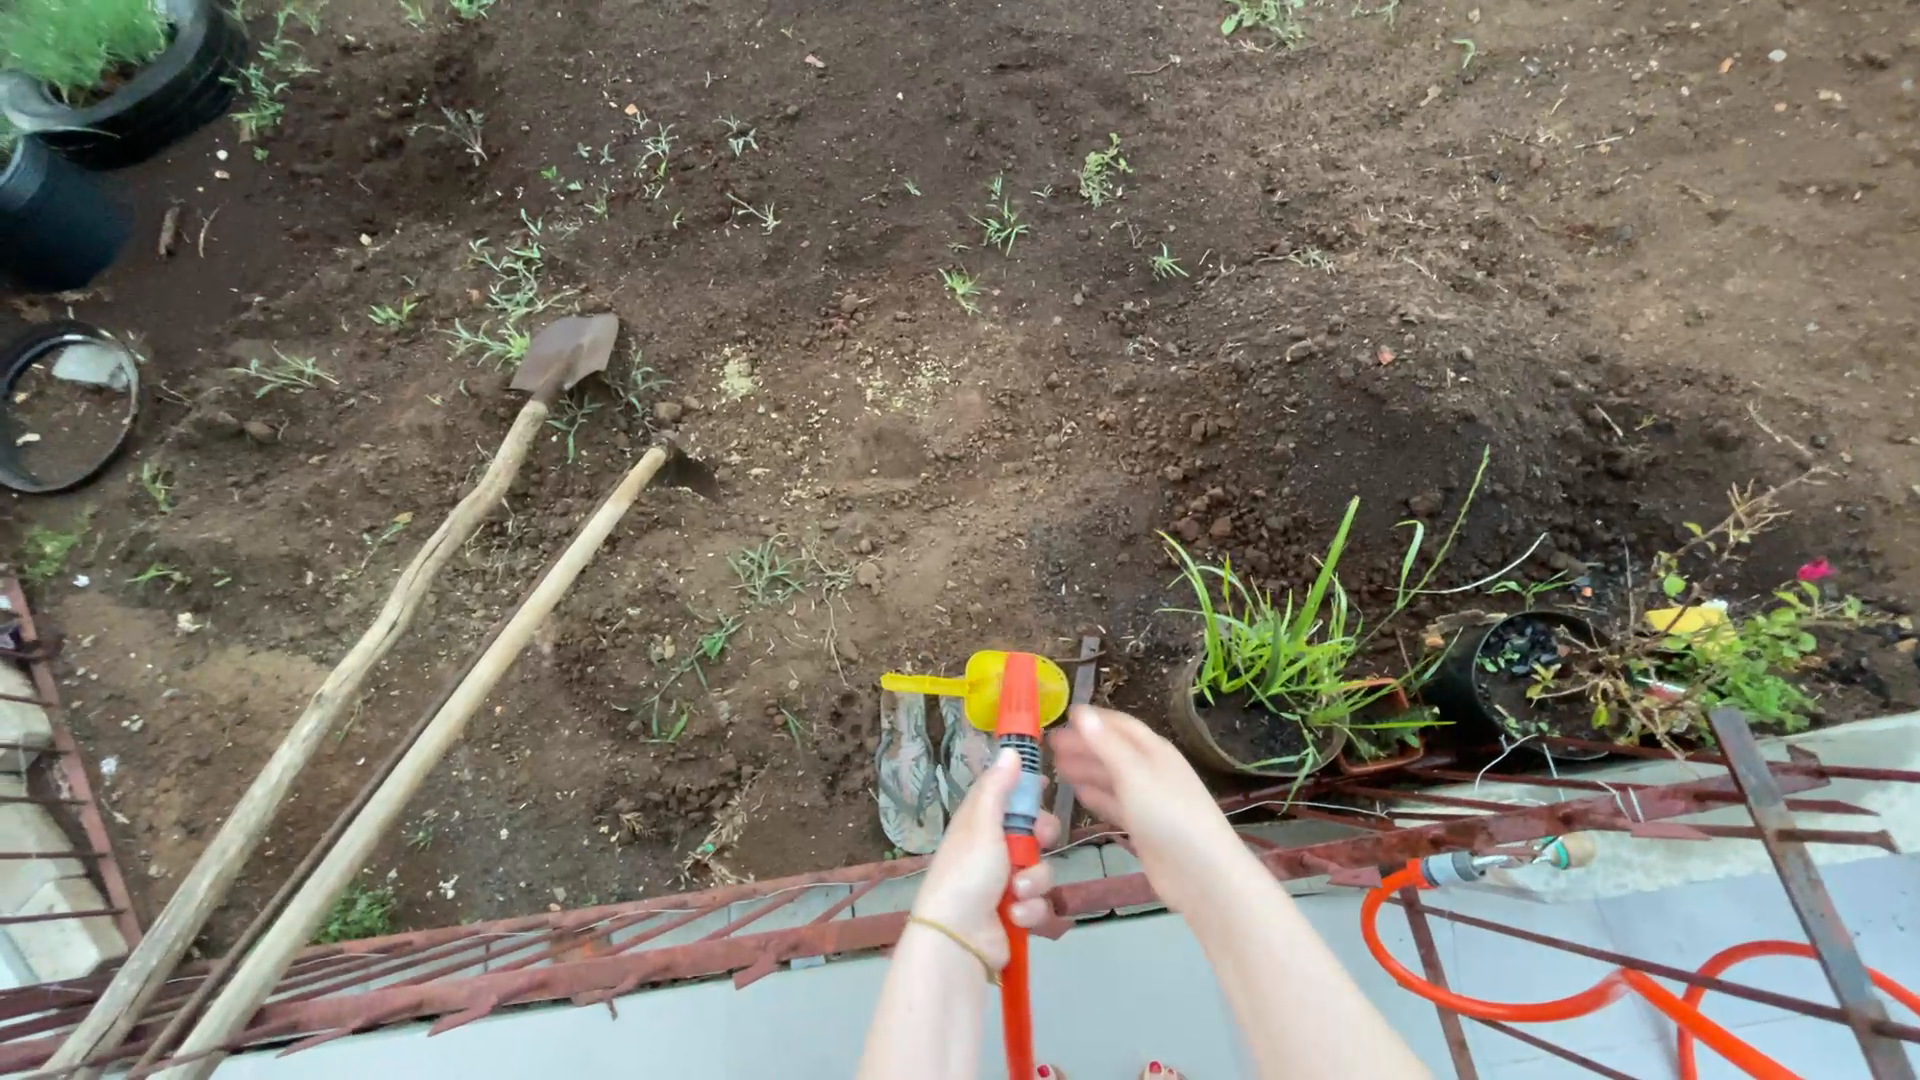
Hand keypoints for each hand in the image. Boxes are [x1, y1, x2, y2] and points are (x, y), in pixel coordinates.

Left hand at [909, 749, 1060, 969]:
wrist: (957, 939)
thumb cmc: (967, 873)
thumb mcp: (981, 824)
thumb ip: (998, 788)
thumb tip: (1010, 751)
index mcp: (979, 822)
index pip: (1005, 793)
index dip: (1026, 788)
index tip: (1044, 786)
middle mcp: (993, 848)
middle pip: (1034, 830)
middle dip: (1042, 836)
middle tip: (1040, 839)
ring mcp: (1005, 882)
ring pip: (1041, 869)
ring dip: (1034, 882)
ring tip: (1017, 893)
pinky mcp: (1016, 912)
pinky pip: (1040, 902)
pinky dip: (1031, 910)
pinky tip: (1016, 916)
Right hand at [1048, 705, 1245, 914]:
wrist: (1201, 873)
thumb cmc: (1167, 814)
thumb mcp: (1134, 774)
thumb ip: (1105, 745)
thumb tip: (1081, 713)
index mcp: (1154, 751)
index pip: (1120, 726)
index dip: (1094, 720)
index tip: (1064, 716)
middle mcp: (1151, 770)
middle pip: (1113, 751)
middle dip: (1083, 745)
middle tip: (1050, 745)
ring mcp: (1147, 800)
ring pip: (1111, 778)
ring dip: (1086, 769)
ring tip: (1056, 767)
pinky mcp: (1142, 826)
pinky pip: (1114, 803)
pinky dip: (1095, 796)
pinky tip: (1078, 795)